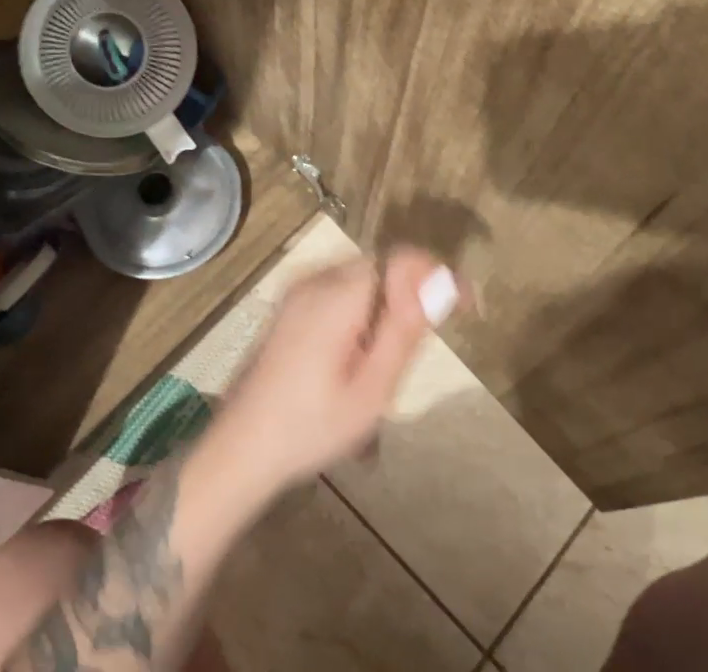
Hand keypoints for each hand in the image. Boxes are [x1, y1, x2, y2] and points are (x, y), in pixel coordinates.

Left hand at [208, 249, 459, 492]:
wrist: (241, 448)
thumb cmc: (310, 427)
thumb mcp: (371, 389)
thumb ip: (405, 331)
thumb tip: (441, 281)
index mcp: (336, 296)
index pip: (401, 259)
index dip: (437, 276)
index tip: (466, 307)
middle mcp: (314, 282)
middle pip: (381, 267)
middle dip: (412, 295)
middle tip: (424, 347)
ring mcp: (296, 293)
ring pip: (361, 281)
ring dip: (387, 306)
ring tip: (389, 362)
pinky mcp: (288, 309)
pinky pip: (339, 294)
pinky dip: (362, 313)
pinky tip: (357, 360)